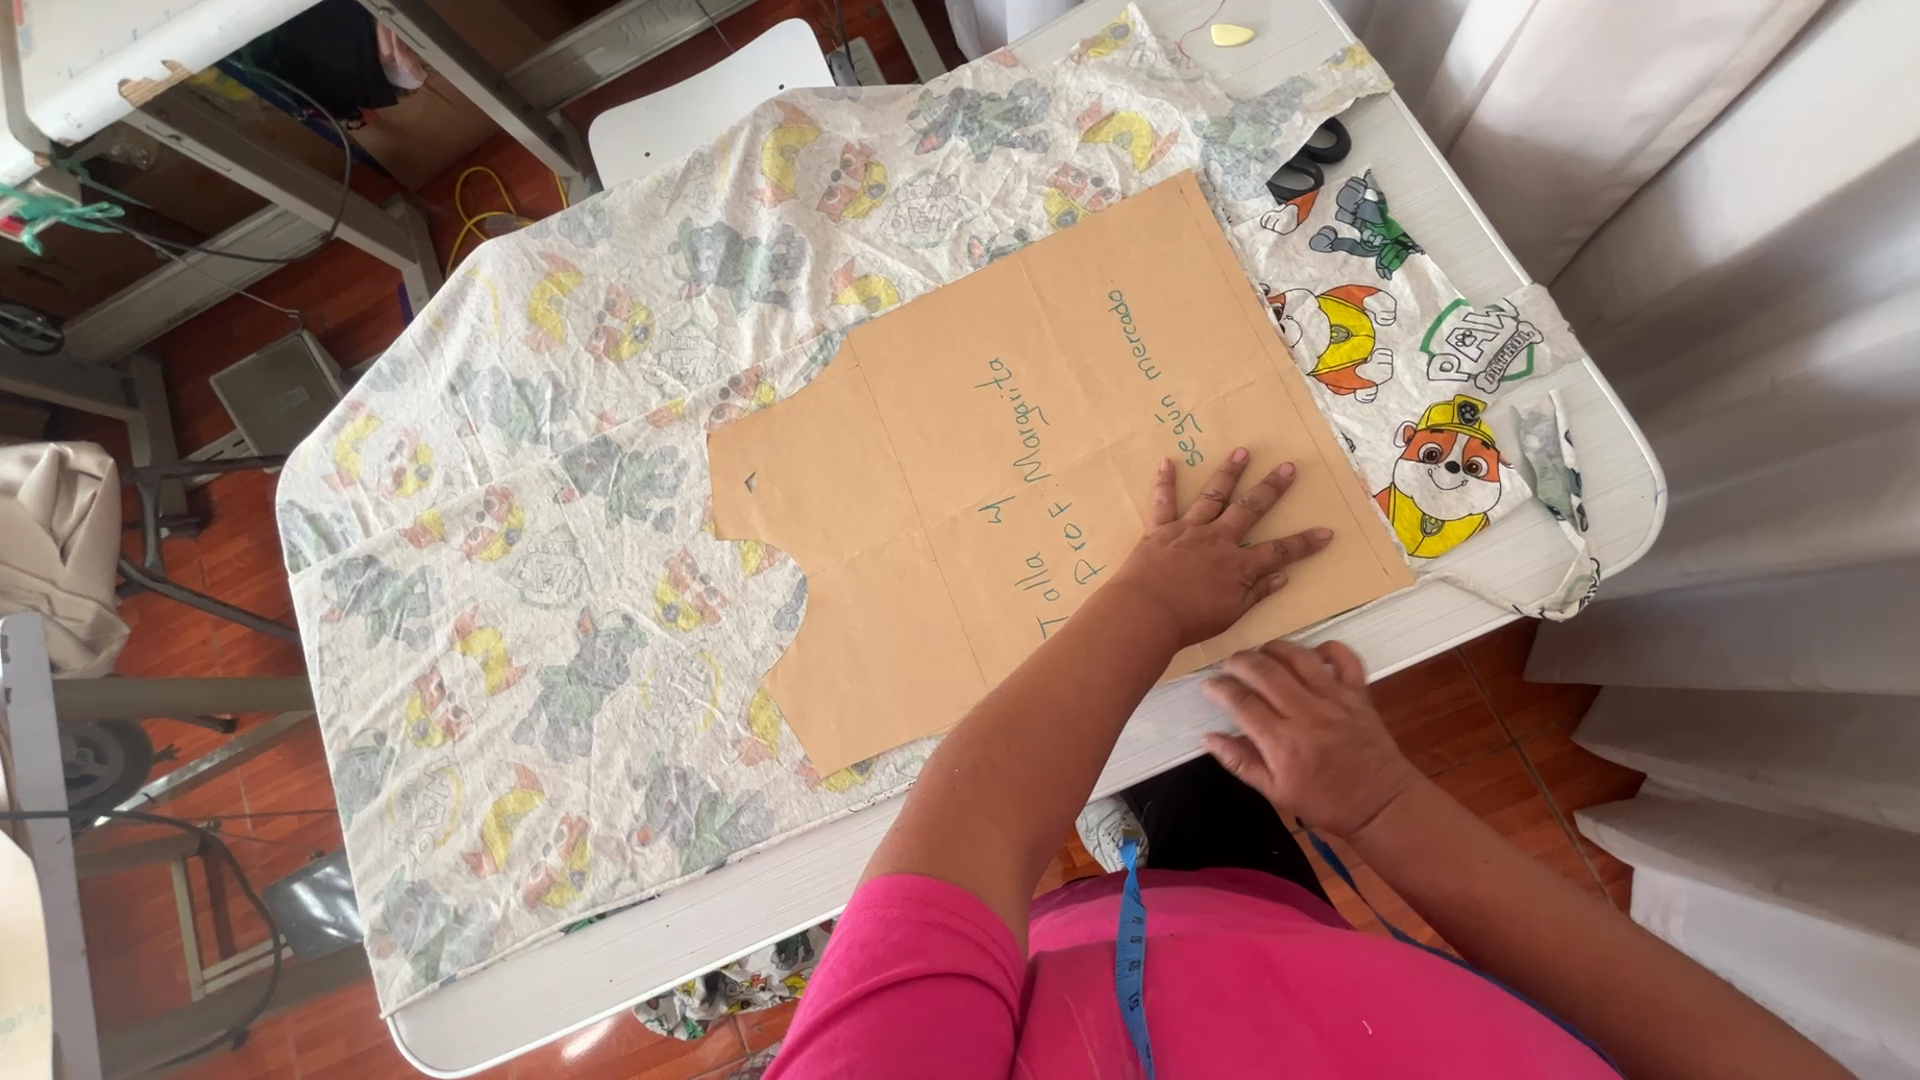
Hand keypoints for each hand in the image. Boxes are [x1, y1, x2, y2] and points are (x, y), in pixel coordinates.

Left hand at [1108, 450, 1332, 648]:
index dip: (1304, 543)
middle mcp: (1217, 540)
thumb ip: (1256, 593)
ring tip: (1241, 452)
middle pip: (1250, 509)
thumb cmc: (1189, 621)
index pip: (1279, 552)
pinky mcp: (1160, 530)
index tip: (1327, 532)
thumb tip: (1282, 578)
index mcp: (1238, 565)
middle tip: (1288, 467)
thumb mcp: (1230, 614)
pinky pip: (1163, 502)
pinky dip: (1165, 482)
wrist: (1146, 612)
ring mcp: (1188, 531)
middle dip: (1271, 488)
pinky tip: (1166, 462)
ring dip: (1228, 473)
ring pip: (1213, 496)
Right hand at [1199, 639, 1424, 837]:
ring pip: (1298, 657)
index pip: (1241, 702)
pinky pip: (1345, 658)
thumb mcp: (1274, 792)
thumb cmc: (1324, 802)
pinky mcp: (1359, 695)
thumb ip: (1239, 762)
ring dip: (1273, 648)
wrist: (1383, 805)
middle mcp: (1307, 714)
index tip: (1208, 686)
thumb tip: (1207, 737)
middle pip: (1264, 671)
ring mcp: (1335, 700)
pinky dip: (1327, 647)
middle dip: (1239, 661)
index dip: (1218, 688)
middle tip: (1228, 665)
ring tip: (1260, 653)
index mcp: (1283, 743)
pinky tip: (1310, 653)